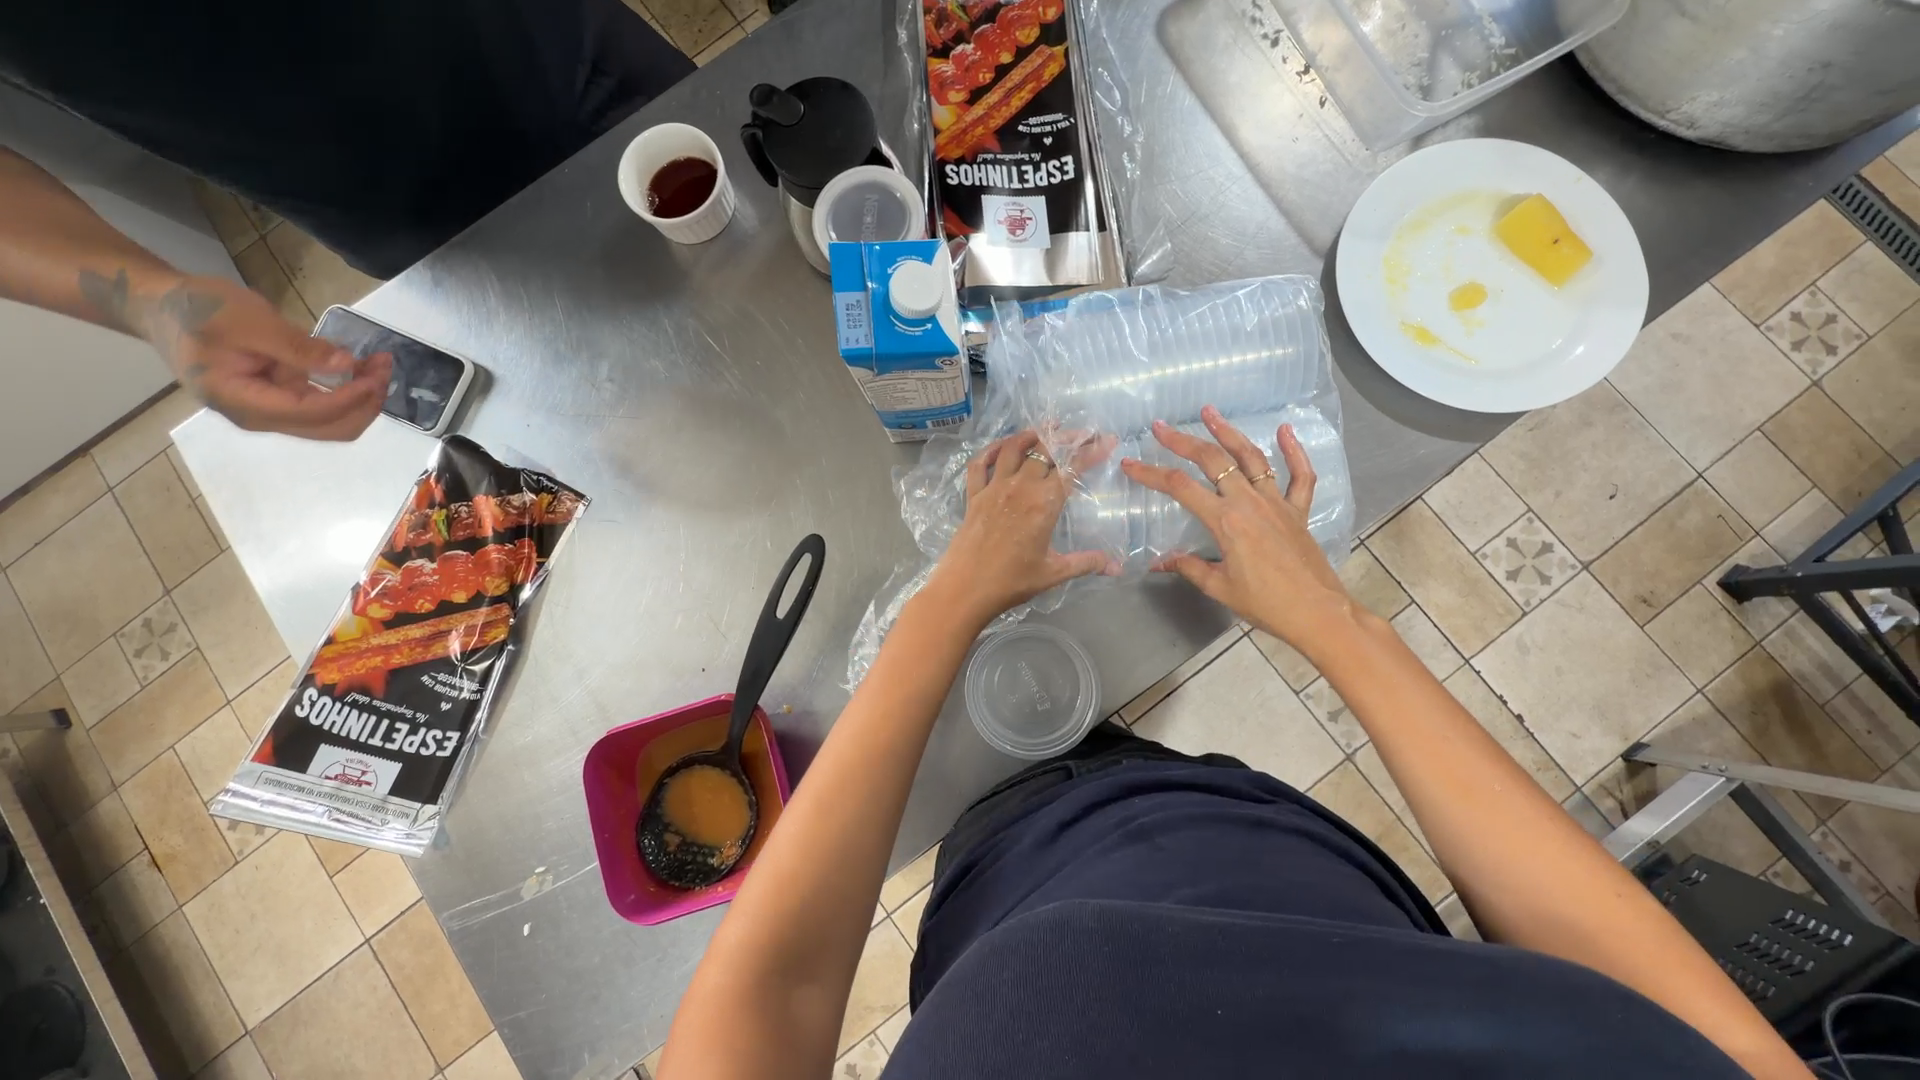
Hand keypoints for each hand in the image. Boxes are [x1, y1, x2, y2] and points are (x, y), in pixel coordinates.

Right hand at [128, 272, 391, 439]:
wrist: (161, 306)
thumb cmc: (196, 309)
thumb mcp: (247, 321)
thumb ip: (298, 348)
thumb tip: (345, 364)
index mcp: (245, 404)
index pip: (314, 413)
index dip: (353, 397)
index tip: (377, 373)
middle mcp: (261, 417)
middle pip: (332, 427)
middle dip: (366, 402)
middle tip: (384, 368)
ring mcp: (272, 411)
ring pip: (334, 420)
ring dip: (363, 397)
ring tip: (379, 364)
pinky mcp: (280, 399)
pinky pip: (325, 404)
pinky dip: (349, 390)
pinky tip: (362, 366)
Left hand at [923, 432, 1113, 629]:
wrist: (965, 589)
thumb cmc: (1012, 582)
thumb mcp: (1053, 572)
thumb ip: (1086, 563)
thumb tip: (1117, 567)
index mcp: (1044, 504)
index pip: (1072, 468)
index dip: (1091, 451)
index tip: (1106, 441)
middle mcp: (1020, 488)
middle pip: (1045, 451)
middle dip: (1067, 438)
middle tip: (1081, 434)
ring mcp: (994, 489)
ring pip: (1013, 449)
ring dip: (1030, 435)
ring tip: (1044, 430)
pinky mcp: (973, 496)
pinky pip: (980, 464)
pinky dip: (991, 450)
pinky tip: (1001, 446)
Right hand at [1120, 406, 1355, 651]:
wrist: (1318, 613)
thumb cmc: (1265, 604)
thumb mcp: (1220, 588)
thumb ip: (1190, 567)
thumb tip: (1162, 561)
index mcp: (1225, 520)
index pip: (1180, 488)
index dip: (1151, 473)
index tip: (1130, 464)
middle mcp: (1250, 502)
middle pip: (1213, 460)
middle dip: (1183, 441)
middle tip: (1162, 427)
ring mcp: (1277, 502)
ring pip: (1251, 457)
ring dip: (1229, 432)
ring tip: (1210, 412)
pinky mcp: (1299, 511)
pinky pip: (1300, 476)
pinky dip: (1294, 451)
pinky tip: (1285, 430)